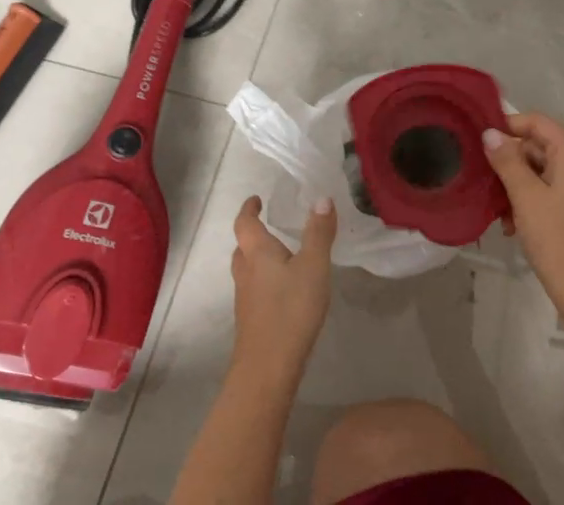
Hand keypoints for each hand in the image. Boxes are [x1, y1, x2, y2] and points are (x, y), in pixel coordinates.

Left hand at [230, 195, 335, 375]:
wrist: (268, 366)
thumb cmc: (291, 308)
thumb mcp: (314, 266)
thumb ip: (318, 233)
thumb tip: (321, 198)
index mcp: (257, 253)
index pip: (245, 223)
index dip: (248, 209)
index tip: (256, 199)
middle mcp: (245, 272)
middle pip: (242, 247)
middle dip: (253, 235)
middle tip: (270, 227)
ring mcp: (245, 298)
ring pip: (247, 270)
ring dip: (258, 259)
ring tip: (282, 256)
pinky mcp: (251, 319)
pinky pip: (255, 290)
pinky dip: (265, 281)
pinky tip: (285, 290)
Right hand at [483, 113, 563, 318]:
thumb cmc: (554, 236)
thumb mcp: (524, 196)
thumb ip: (507, 160)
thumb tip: (490, 133)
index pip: (539, 123)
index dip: (510, 125)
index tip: (482, 139)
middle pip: (539, 147)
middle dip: (510, 162)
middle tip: (484, 180)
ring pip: (541, 171)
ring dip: (516, 185)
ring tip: (497, 211)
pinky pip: (550, 190)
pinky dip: (529, 200)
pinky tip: (511, 224)